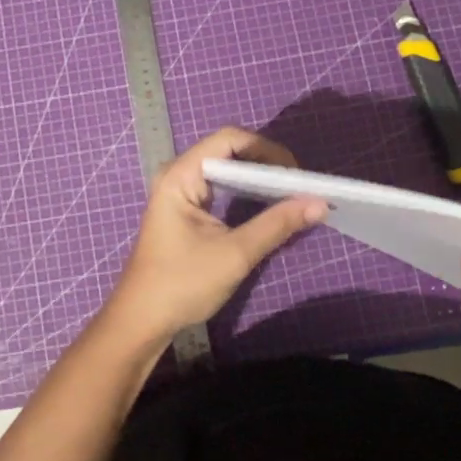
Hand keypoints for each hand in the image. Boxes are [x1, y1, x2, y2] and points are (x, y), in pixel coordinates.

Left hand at [104, 127, 326, 343]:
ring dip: (258, 179)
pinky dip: (245, 193)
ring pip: (226, 171)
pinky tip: (268, 206)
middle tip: (299, 185)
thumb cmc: (182, 284)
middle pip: (228, 151)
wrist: (142, 320)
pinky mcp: (185, 210)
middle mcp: (178, 175)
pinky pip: (220, 188)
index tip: (296, 172)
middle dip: (266, 163)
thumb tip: (319, 203)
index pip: (229, 140)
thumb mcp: (235, 254)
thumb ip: (277, 224)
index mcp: (181, 175)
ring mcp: (179, 192)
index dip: (266, 148)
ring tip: (291, 194)